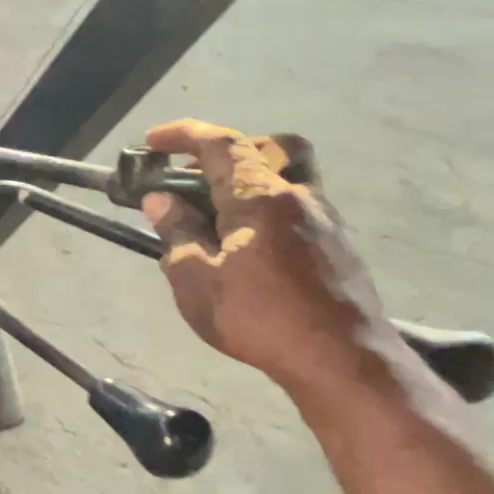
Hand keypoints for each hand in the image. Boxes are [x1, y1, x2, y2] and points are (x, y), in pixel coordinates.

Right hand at [139, 119, 400, 392]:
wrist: (341, 359)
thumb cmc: (257, 315)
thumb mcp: (194, 277)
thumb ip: (177, 232)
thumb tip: (159, 201)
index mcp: (260, 199)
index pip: (222, 145)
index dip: (183, 134)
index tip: (151, 141)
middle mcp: (299, 198)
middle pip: (275, 147)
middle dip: (230, 148)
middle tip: (193, 171)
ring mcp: (323, 221)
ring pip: (288, 176)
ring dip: (246, 180)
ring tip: (207, 212)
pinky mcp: (333, 245)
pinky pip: (294, 205)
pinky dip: (262, 206)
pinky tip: (237, 241)